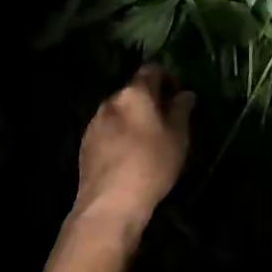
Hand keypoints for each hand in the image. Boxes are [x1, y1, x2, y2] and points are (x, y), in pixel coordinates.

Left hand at [73, 64, 193, 228]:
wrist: (110, 201)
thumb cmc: (151, 164)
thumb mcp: (177, 138)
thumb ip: (181, 110)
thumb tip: (185, 93)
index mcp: (134, 93)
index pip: (151, 71)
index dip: (167, 77)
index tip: (177, 93)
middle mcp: (111, 100)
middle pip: (133, 92)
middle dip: (149, 101)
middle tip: (166, 120)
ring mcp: (95, 121)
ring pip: (119, 111)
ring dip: (133, 118)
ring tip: (147, 140)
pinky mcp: (86, 142)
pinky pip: (107, 129)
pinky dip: (119, 134)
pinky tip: (127, 154)